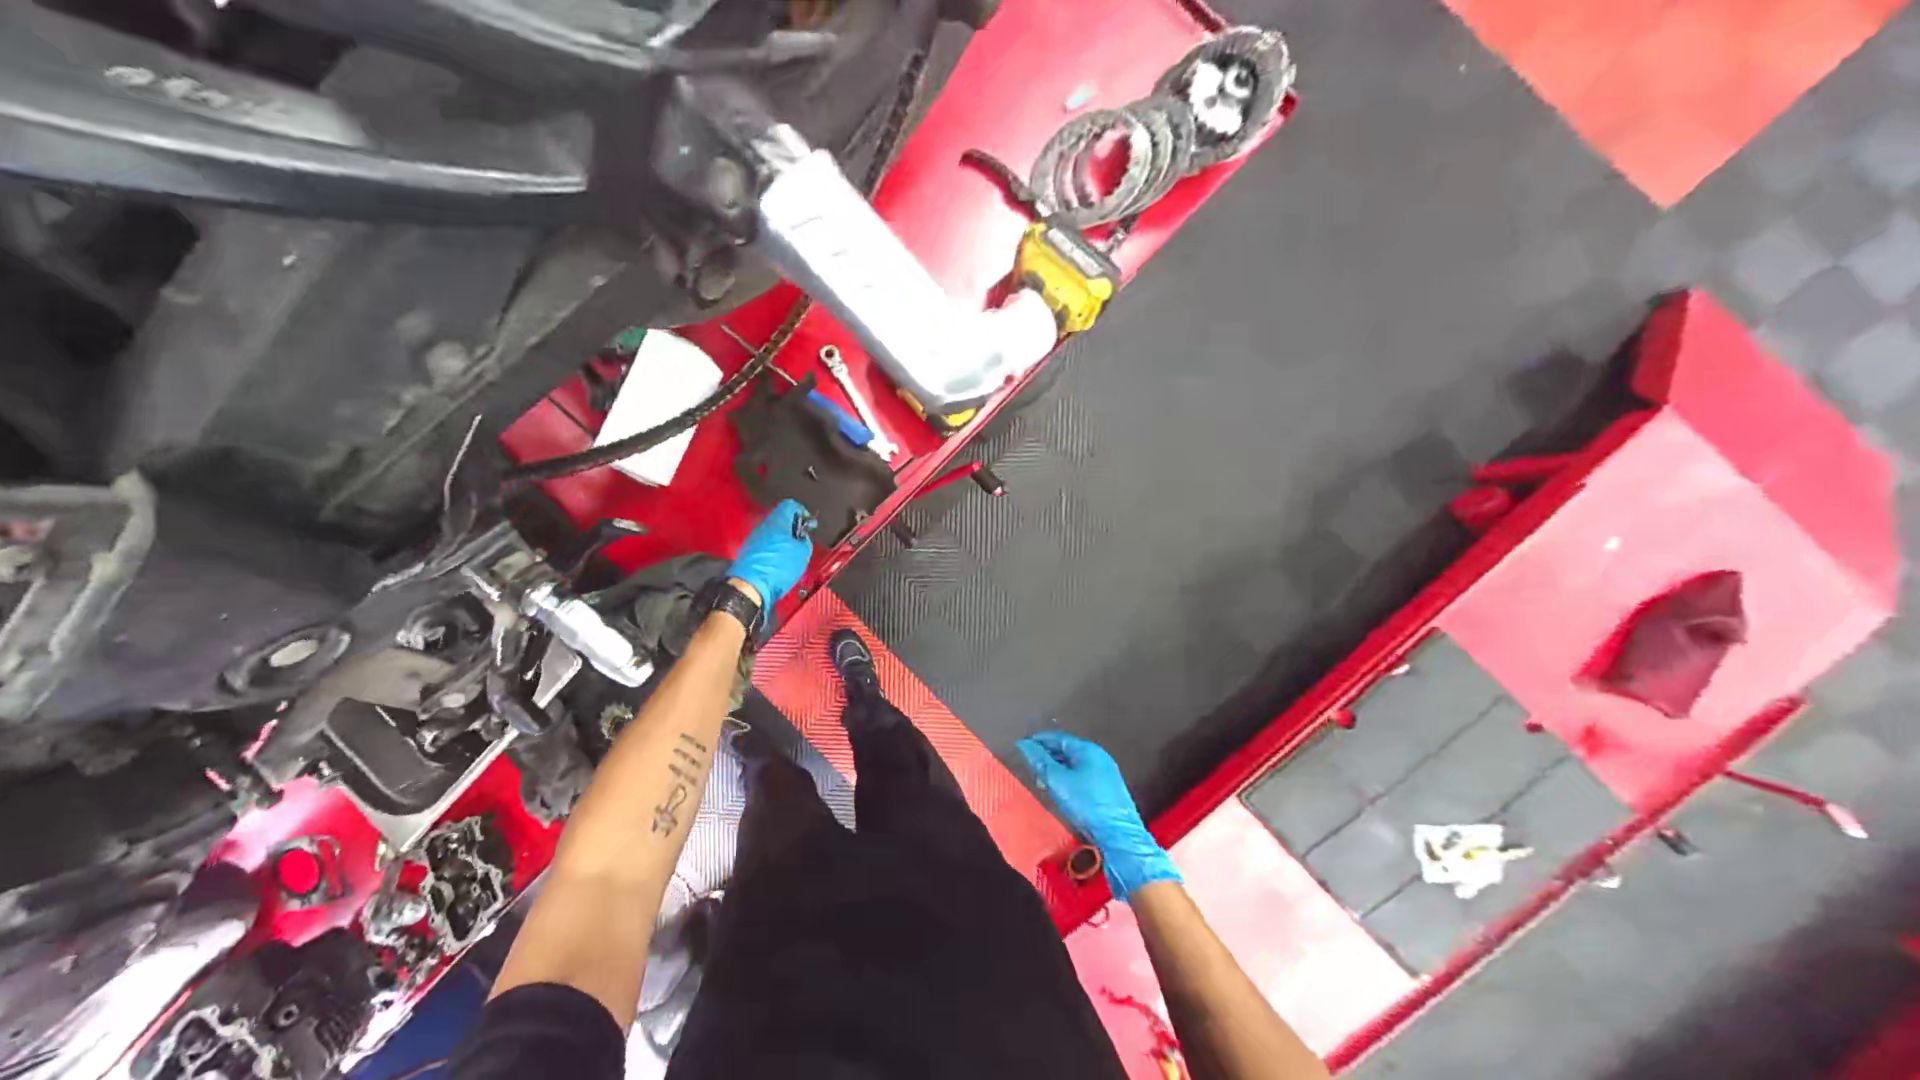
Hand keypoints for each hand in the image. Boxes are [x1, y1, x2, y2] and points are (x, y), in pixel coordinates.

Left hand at [727, 499, 812, 608]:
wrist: (750, 587)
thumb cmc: (776, 568)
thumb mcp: (803, 553)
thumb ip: (805, 540)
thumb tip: (802, 539)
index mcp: (777, 521)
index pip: (791, 505)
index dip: (803, 512)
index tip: (809, 524)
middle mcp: (763, 526)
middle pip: (780, 519)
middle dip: (793, 528)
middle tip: (802, 540)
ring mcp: (753, 539)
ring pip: (772, 532)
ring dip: (783, 540)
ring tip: (793, 554)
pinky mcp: (748, 552)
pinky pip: (764, 545)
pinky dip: (774, 550)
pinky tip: (780, 563)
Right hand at [1017, 731, 1179, 900]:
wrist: (1118, 834)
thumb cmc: (1086, 803)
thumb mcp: (1058, 781)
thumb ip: (1040, 761)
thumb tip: (1024, 744)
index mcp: (1087, 749)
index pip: (1058, 737)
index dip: (1039, 740)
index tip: (1024, 746)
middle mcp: (1099, 756)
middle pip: (1067, 750)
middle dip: (1048, 756)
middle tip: (1031, 766)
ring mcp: (1106, 772)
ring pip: (1075, 764)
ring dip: (1058, 769)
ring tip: (1044, 781)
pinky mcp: (1109, 788)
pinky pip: (1084, 775)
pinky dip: (1069, 778)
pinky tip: (1062, 791)